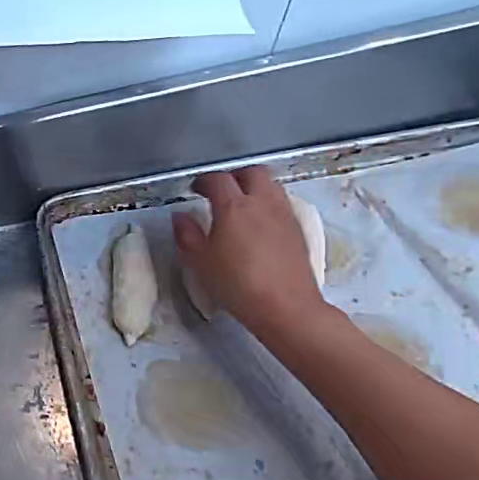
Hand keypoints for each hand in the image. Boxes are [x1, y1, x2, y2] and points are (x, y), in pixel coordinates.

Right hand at [173, 166, 328, 336]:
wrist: (285, 307)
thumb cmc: (237, 284)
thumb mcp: (200, 262)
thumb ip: (187, 235)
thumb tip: (180, 217)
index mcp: (233, 207)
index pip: (218, 180)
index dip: (203, 181)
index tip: (195, 189)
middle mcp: (262, 203)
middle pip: (251, 172)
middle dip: (234, 176)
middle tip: (220, 190)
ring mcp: (284, 215)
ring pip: (271, 185)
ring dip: (254, 187)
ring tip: (241, 204)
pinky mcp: (298, 230)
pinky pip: (281, 203)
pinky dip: (267, 204)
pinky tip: (258, 224)